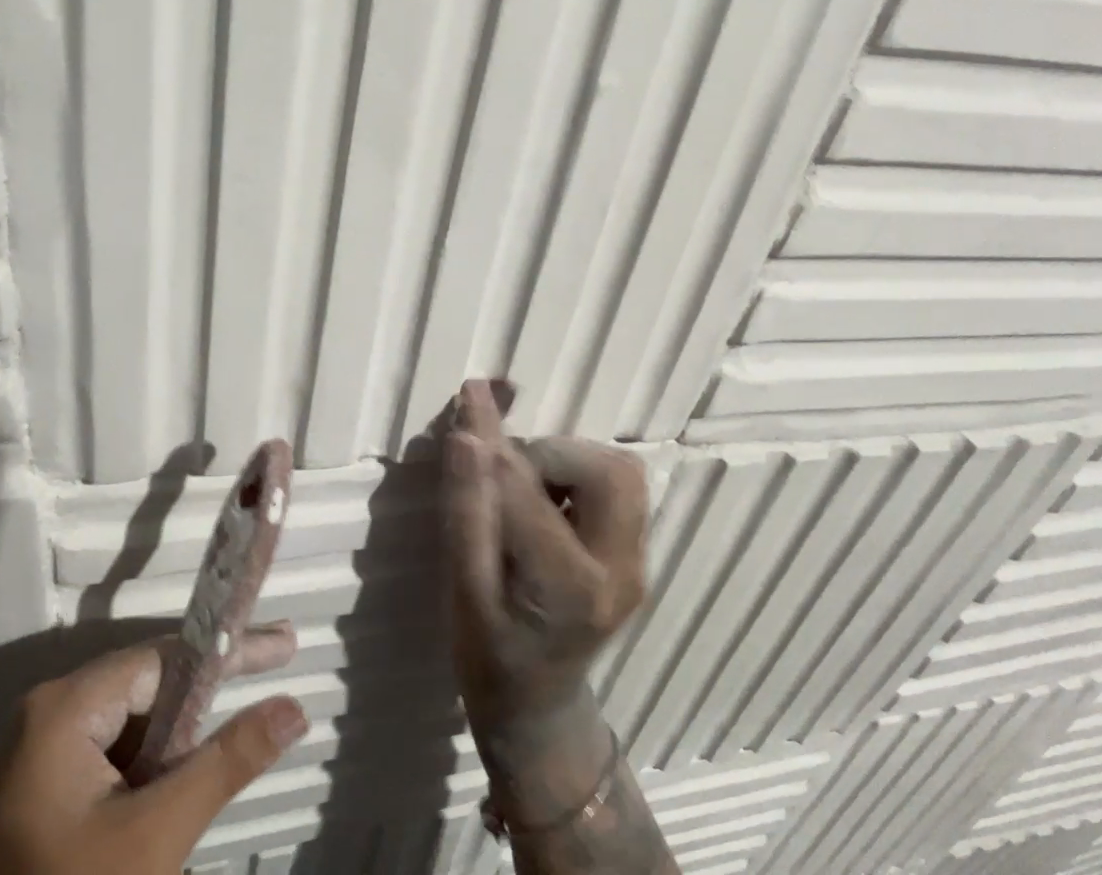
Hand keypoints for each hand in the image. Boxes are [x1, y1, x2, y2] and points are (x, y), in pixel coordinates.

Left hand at [0, 625, 308, 874]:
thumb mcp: (156, 832)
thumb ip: (225, 763)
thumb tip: (291, 707)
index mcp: (65, 708)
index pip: (162, 658)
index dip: (227, 650)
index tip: (284, 644)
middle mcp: (50, 713)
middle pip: (148, 682)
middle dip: (213, 685)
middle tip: (280, 661)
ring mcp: (44, 750)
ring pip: (135, 720)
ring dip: (187, 730)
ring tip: (245, 727)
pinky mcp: (47, 785)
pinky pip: (116, 752)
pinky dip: (157, 760)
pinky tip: (188, 775)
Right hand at [443, 379, 649, 825]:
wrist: (535, 705)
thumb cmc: (486, 655)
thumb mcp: (463, 591)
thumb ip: (467, 513)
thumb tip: (469, 437)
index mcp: (570, 586)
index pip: (529, 492)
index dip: (495, 442)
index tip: (471, 395)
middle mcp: (621, 569)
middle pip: (608, 470)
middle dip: (549, 453)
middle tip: (502, 474)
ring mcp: (638, 563)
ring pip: (620, 474)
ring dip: (565, 463)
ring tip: (522, 491)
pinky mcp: (637, 555)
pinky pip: (617, 490)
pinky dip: (575, 479)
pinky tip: (542, 505)